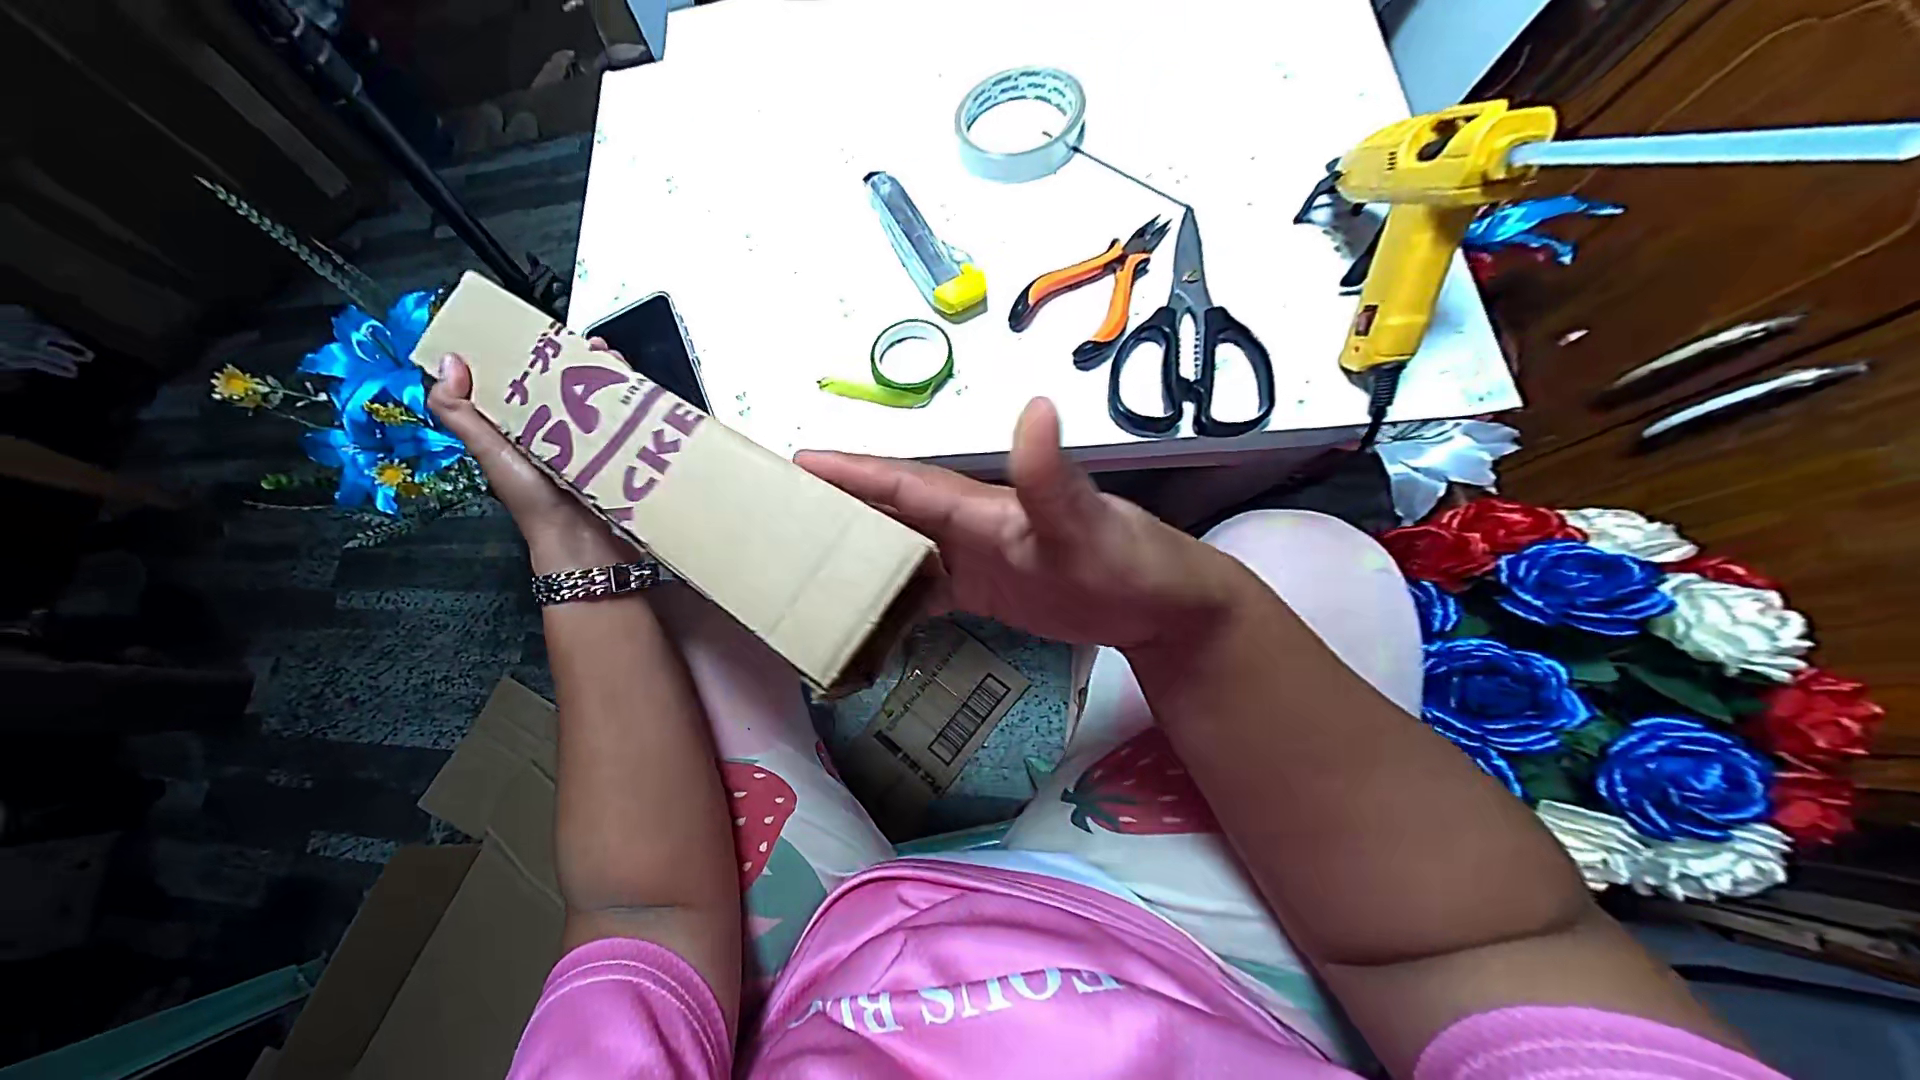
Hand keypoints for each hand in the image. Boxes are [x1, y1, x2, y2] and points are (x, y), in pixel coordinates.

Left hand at [427, 345, 637, 573]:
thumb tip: (447, 362)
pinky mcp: (625, 454)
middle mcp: (565, 431)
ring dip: (616, 380)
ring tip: (620, 367)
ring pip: (607, 400)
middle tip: (597, 349)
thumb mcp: (489, 453)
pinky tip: (641, 396)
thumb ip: (461, 414)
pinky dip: (638, 408)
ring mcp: (598, 442)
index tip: (551, 335)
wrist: (581, 542)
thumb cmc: (533, 503)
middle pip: (577, 385)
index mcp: (527, 426)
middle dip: (588, 362)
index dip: (542, 354)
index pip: (534, 380)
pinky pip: (632, 424)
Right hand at [796, 398, 1248, 656]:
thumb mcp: (1083, 526)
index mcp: (979, 505)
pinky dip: (888, 599)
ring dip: (855, 554)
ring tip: (803, 568)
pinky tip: (863, 617)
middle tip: (778, 519)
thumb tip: (1034, 406)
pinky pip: (920, 591)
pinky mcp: (981, 591)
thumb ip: (1051, 479)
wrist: (1156, 606)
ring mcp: (972, 559)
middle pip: (889, 512)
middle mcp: (967, 524)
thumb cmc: (1122, 564)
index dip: (849, 472)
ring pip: (899, 550)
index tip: (795, 465)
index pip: (902, 483)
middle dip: (834, 509)